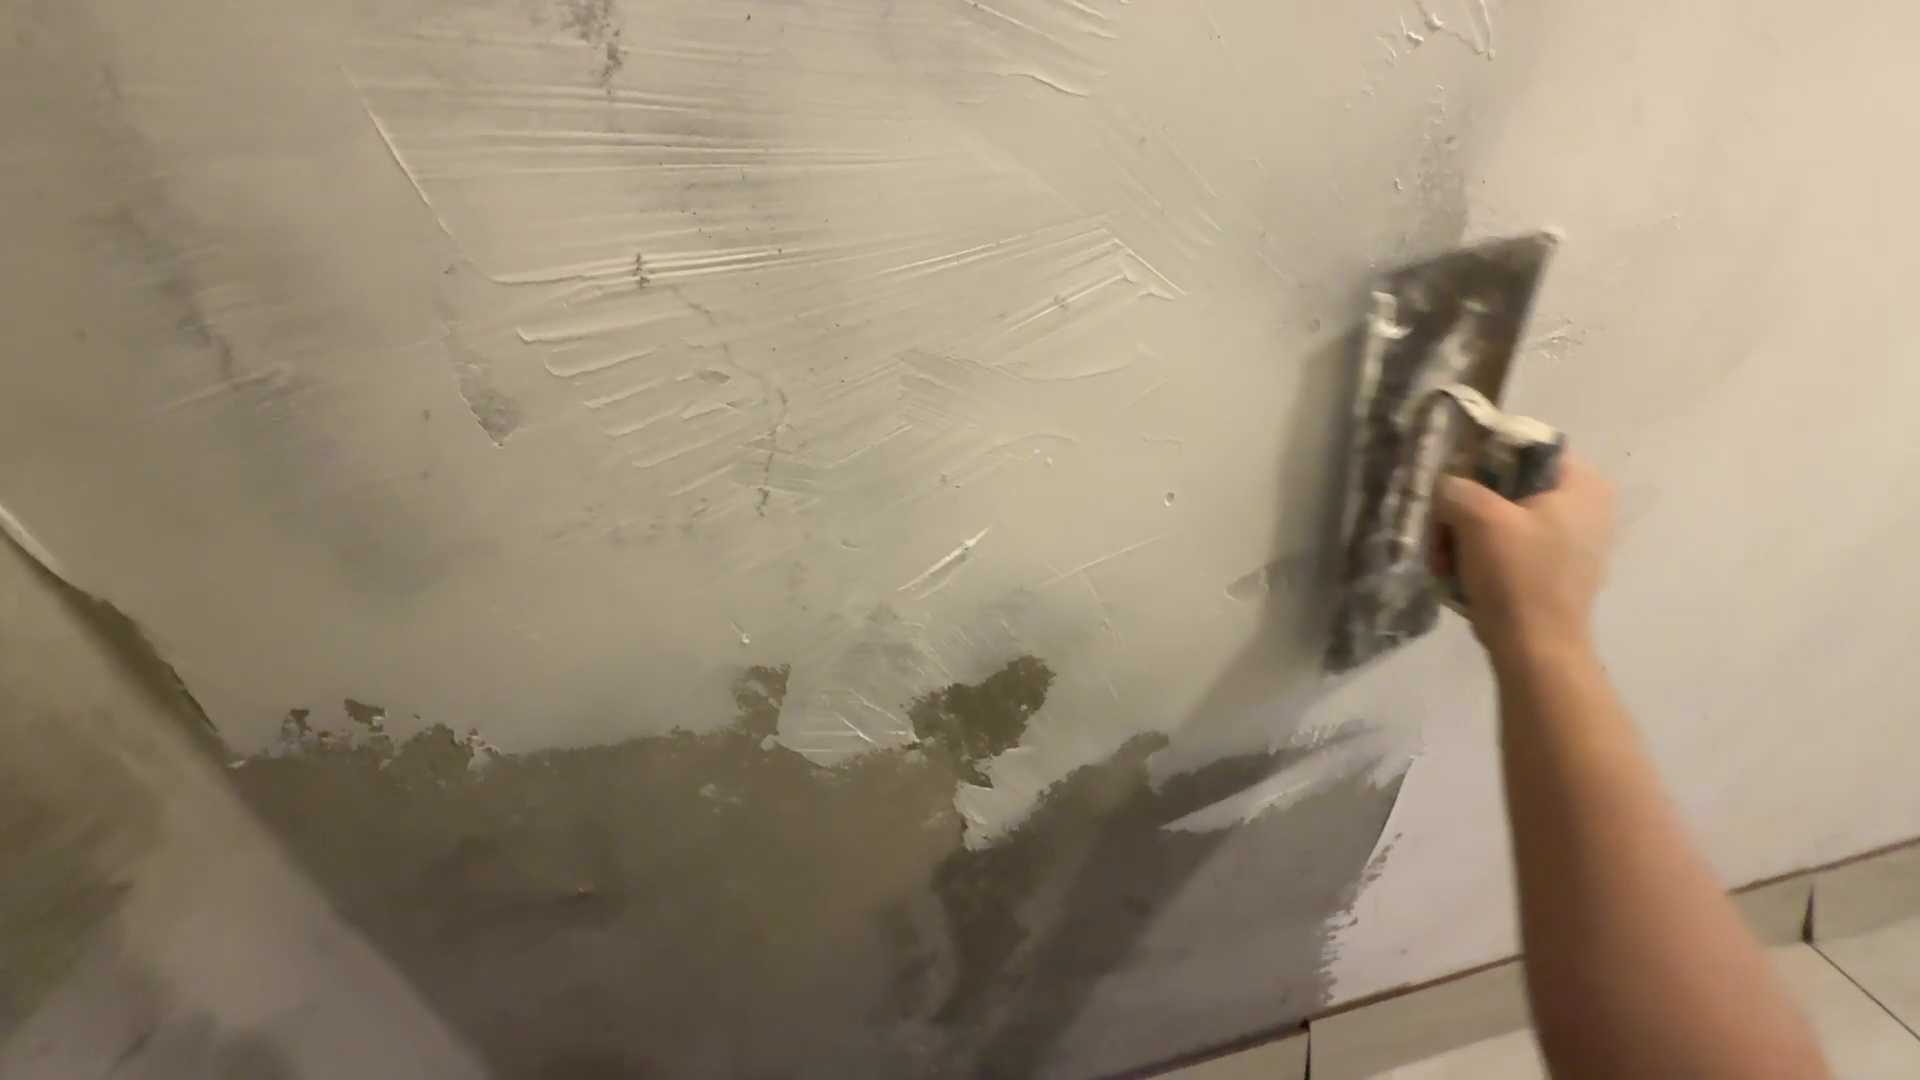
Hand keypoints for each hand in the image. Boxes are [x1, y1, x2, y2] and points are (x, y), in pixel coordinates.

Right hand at [1432, 453, 1616, 662]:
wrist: (1535, 647)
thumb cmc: (1517, 576)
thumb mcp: (1478, 519)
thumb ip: (1454, 488)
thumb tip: (1442, 487)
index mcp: (1583, 485)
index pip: (1523, 447)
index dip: (1478, 457)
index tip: (1447, 480)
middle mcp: (1584, 505)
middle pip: (1504, 484)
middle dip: (1462, 507)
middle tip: (1439, 529)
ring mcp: (1569, 538)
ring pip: (1497, 516)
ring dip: (1462, 533)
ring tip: (1444, 559)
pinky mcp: (1550, 566)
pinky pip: (1503, 543)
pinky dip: (1476, 553)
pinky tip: (1458, 572)